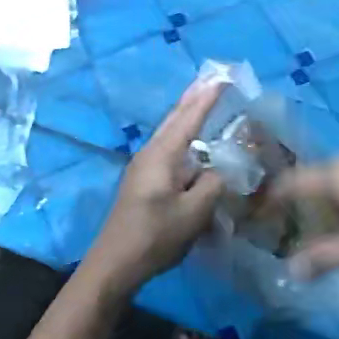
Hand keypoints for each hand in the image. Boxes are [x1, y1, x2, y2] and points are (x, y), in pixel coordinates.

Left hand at [82, 77, 228, 289]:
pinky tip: (195, 147)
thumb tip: (223, 169)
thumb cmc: (154, 236)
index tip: (222, 77)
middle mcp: (149, 155)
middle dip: (194, 100)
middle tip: (213, 80)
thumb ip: (213, 185)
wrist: (116, 261)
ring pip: (169, 136)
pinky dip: (184, 141)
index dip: (206, 98)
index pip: (187, 118)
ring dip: (187, 119)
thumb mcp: (194, 213)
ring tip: (205, 104)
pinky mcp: (143, 183)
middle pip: (174, 121)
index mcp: (160, 156)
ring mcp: (143, 168)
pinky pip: (168, 152)